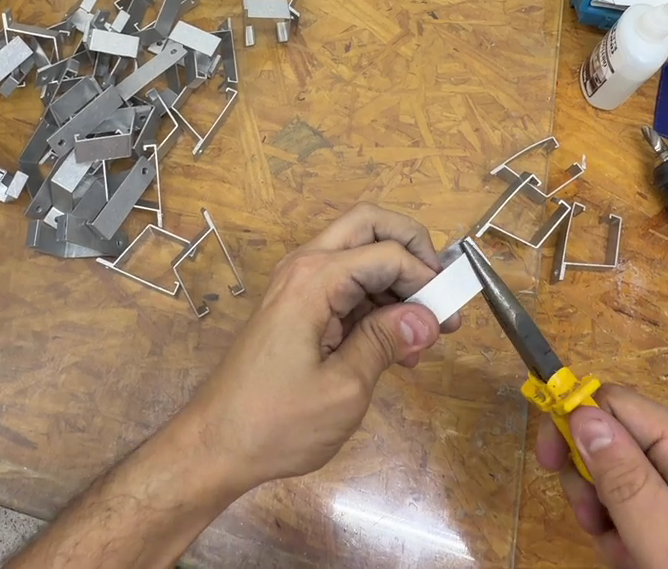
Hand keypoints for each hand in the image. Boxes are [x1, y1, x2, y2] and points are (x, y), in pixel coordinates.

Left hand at [174, 204, 460, 494]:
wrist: (217, 441)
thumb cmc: (277, 421)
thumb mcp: (343, 388)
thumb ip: (386, 343)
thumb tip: (429, 318)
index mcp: (314, 279)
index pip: (386, 254)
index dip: (426, 280)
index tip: (450, 321)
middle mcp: (305, 265)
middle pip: (369, 225)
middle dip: (412, 248)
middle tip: (440, 291)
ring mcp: (298, 281)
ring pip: (359, 250)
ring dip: (396, 278)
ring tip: (423, 332)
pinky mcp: (298, 302)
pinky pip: (346, 281)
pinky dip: (376, 299)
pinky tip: (397, 345)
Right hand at [536, 385, 667, 568]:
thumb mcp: (666, 548)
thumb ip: (624, 481)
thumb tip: (580, 414)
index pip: (613, 401)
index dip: (573, 425)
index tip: (548, 465)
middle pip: (615, 430)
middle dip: (592, 476)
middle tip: (591, 524)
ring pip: (622, 460)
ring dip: (606, 503)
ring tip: (620, 550)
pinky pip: (643, 483)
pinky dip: (627, 515)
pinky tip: (636, 550)